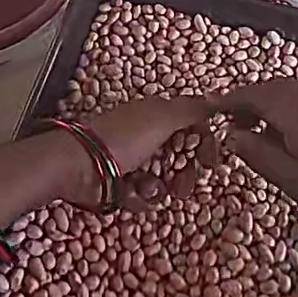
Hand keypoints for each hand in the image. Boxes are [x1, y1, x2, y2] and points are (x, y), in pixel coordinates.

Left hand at [64, 95, 215, 209]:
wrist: (80, 165)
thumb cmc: (123, 138)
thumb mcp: (162, 117)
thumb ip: (192, 110)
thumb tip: (217, 99)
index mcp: (156, 115)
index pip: (192, 128)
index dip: (204, 144)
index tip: (210, 164)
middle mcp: (146, 135)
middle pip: (180, 158)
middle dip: (183, 175)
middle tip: (181, 187)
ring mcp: (133, 160)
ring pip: (163, 181)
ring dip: (158, 188)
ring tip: (145, 187)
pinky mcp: (121, 184)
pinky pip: (142, 195)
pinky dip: (137, 197)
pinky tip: (128, 192)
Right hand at [208, 79, 297, 252]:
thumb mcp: (292, 182)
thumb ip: (257, 153)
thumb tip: (230, 135)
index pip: (257, 94)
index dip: (230, 99)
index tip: (210, 107)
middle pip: (275, 88)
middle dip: (249, 100)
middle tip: (229, 122)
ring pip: (293, 95)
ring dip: (269, 105)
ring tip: (253, 132)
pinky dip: (289, 111)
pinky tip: (285, 136)